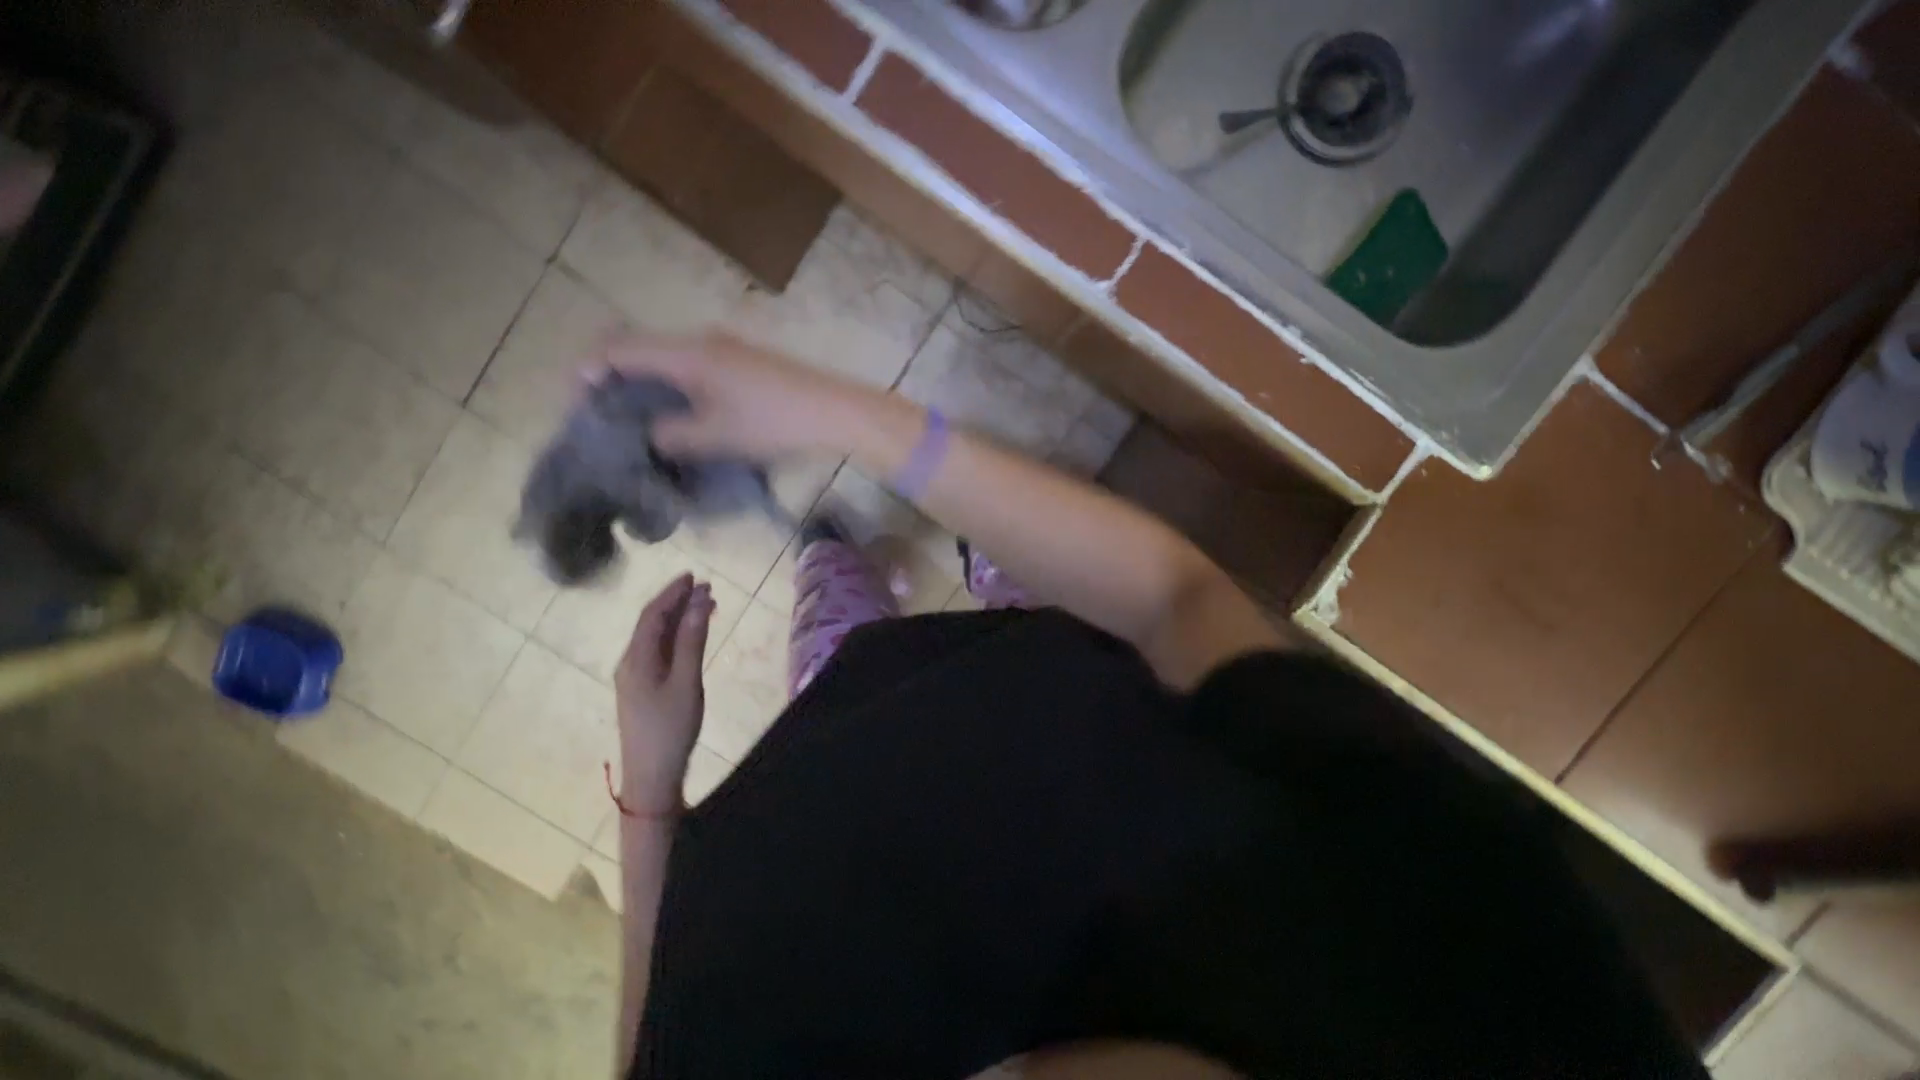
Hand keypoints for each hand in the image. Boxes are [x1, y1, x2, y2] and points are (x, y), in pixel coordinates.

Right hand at [588, 331, 878, 461]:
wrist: (833, 410)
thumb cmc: (773, 422)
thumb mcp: (714, 437)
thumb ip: (670, 436)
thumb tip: (648, 435)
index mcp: (685, 353)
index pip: (616, 348)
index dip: (587, 373)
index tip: (577, 407)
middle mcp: (698, 340)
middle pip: (636, 348)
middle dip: (611, 380)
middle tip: (601, 419)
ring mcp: (721, 347)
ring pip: (663, 358)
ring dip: (641, 384)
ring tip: (633, 423)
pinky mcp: (738, 360)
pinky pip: (687, 366)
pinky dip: (669, 386)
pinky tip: (673, 416)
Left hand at [613, 574, 715, 815]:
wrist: (651, 776)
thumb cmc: (671, 728)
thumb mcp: (686, 681)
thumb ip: (692, 640)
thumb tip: (699, 602)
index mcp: (636, 657)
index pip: (652, 613)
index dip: (673, 592)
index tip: (695, 576)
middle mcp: (629, 662)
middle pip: (651, 623)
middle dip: (677, 603)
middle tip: (708, 589)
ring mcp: (633, 678)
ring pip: (655, 638)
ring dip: (678, 619)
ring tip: (706, 608)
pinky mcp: (641, 691)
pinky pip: (657, 652)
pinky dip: (676, 638)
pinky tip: (692, 639)